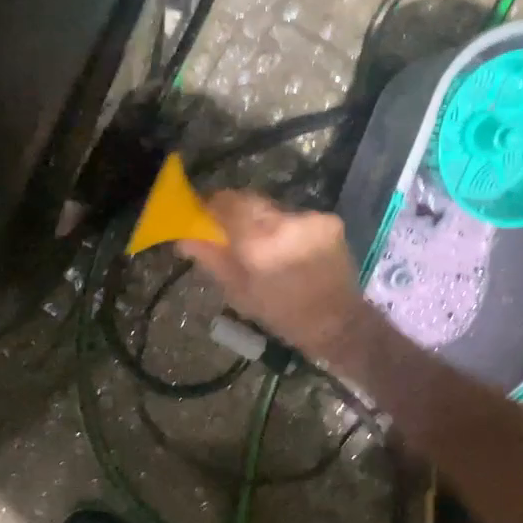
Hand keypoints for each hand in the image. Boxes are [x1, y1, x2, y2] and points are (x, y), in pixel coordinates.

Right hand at [178, 191, 374, 363]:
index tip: (203, 215)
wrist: (338, 322)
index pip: (225, 202)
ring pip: (273, 208)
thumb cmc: (282, 315)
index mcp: (258, 242)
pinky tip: (289, 249)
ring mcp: (309, 218)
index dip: (210, 205)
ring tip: (263, 246)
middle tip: (228, 230)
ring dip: (262, 220)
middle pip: (248, 199)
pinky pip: (296, 216)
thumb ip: (212, 259)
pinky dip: (286, 228)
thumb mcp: (239, 293)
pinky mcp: (328, 220)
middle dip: (235, 211)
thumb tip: (184, 239)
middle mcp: (284, 221)